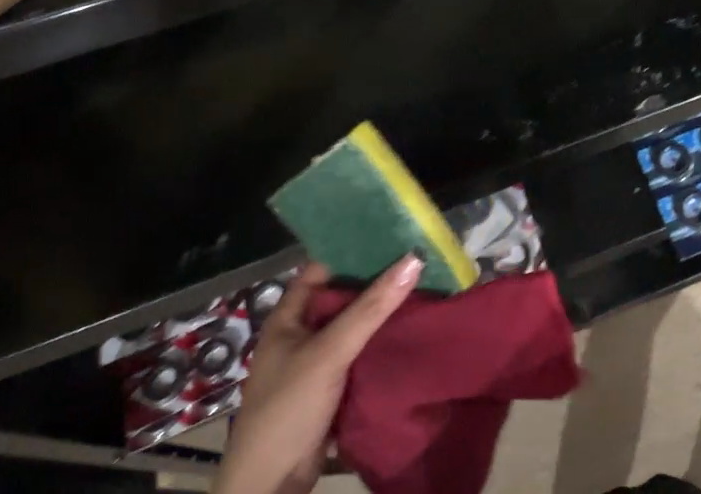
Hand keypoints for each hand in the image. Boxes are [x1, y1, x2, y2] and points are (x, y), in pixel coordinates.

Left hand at [216, 255, 421, 493]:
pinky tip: (415, 329)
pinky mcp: (334, 386)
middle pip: (344, 295)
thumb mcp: (329, 352)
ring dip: (385, 311)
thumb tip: (413, 259)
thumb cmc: (289, 406)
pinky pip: (363, 353)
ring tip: (429, 285)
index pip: (323, 267)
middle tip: (421, 257)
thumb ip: (370, 308)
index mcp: (289, 315)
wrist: (271, 483)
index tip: (394, 231)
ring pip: (357, 325)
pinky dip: (385, 341)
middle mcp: (303, 332)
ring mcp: (318, 360)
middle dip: (379, 279)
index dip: (354, 248)